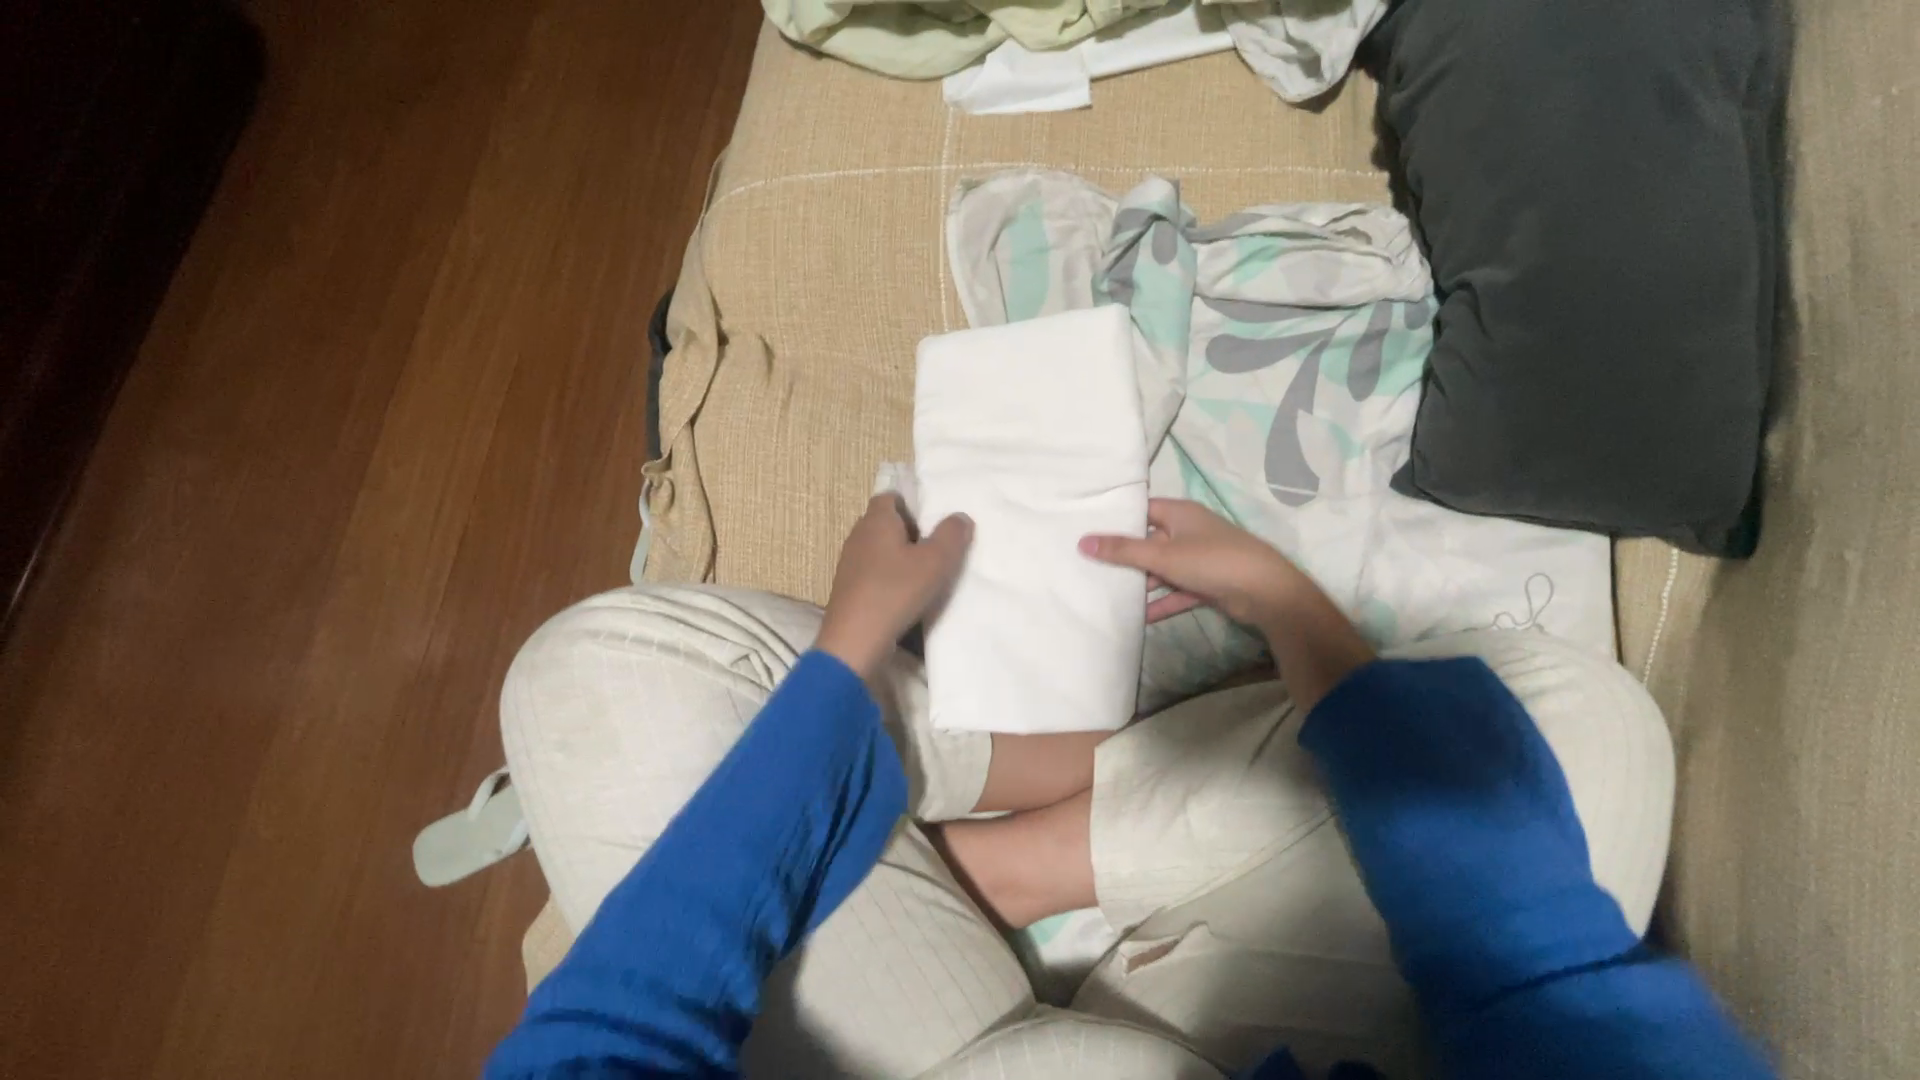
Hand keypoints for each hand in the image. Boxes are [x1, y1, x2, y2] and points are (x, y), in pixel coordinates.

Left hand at [815, 495, 972, 678]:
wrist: (855, 638)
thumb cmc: (896, 591)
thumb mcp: (936, 561)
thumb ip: (951, 534)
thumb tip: (960, 517)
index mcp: (876, 520)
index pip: (890, 497)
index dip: (911, 505)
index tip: (931, 523)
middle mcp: (858, 535)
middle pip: (885, 522)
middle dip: (908, 532)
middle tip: (932, 549)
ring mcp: (849, 562)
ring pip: (878, 549)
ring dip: (898, 557)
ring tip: (922, 575)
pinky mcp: (847, 587)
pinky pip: (871, 572)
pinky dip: (887, 577)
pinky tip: (903, 595)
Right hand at [1079, 499, 1307, 628]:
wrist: (1265, 591)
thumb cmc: (1212, 560)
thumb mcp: (1162, 555)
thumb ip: (1122, 551)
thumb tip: (1082, 542)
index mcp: (1180, 514)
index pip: (1143, 509)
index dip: (1118, 518)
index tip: (1090, 528)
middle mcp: (1189, 532)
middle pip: (1150, 541)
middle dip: (1126, 555)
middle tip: (1092, 565)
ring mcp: (1200, 558)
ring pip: (1163, 568)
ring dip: (1143, 582)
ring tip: (1110, 593)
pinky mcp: (1208, 583)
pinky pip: (1178, 591)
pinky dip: (1162, 602)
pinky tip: (1140, 618)